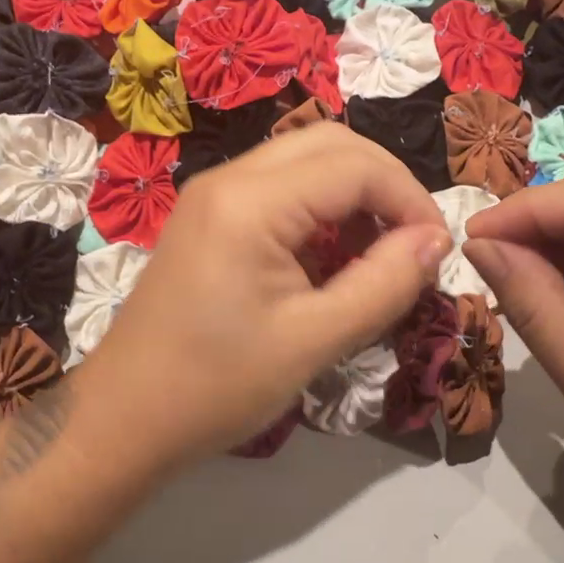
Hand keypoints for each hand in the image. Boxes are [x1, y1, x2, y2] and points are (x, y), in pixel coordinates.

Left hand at [82, 123, 451, 470]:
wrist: (125, 418)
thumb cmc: (216, 386)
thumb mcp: (314, 341)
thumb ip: (384, 283)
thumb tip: (436, 241)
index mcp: (250, 202)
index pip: (356, 165)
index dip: (409, 199)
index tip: (438, 252)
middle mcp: (230, 178)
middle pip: (331, 144)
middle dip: (384, 186)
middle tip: (412, 246)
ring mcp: (213, 194)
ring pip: (305, 161)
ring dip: (352, 195)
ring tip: (376, 258)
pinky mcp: (208, 216)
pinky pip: (280, 188)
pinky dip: (319, 210)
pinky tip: (331, 260)